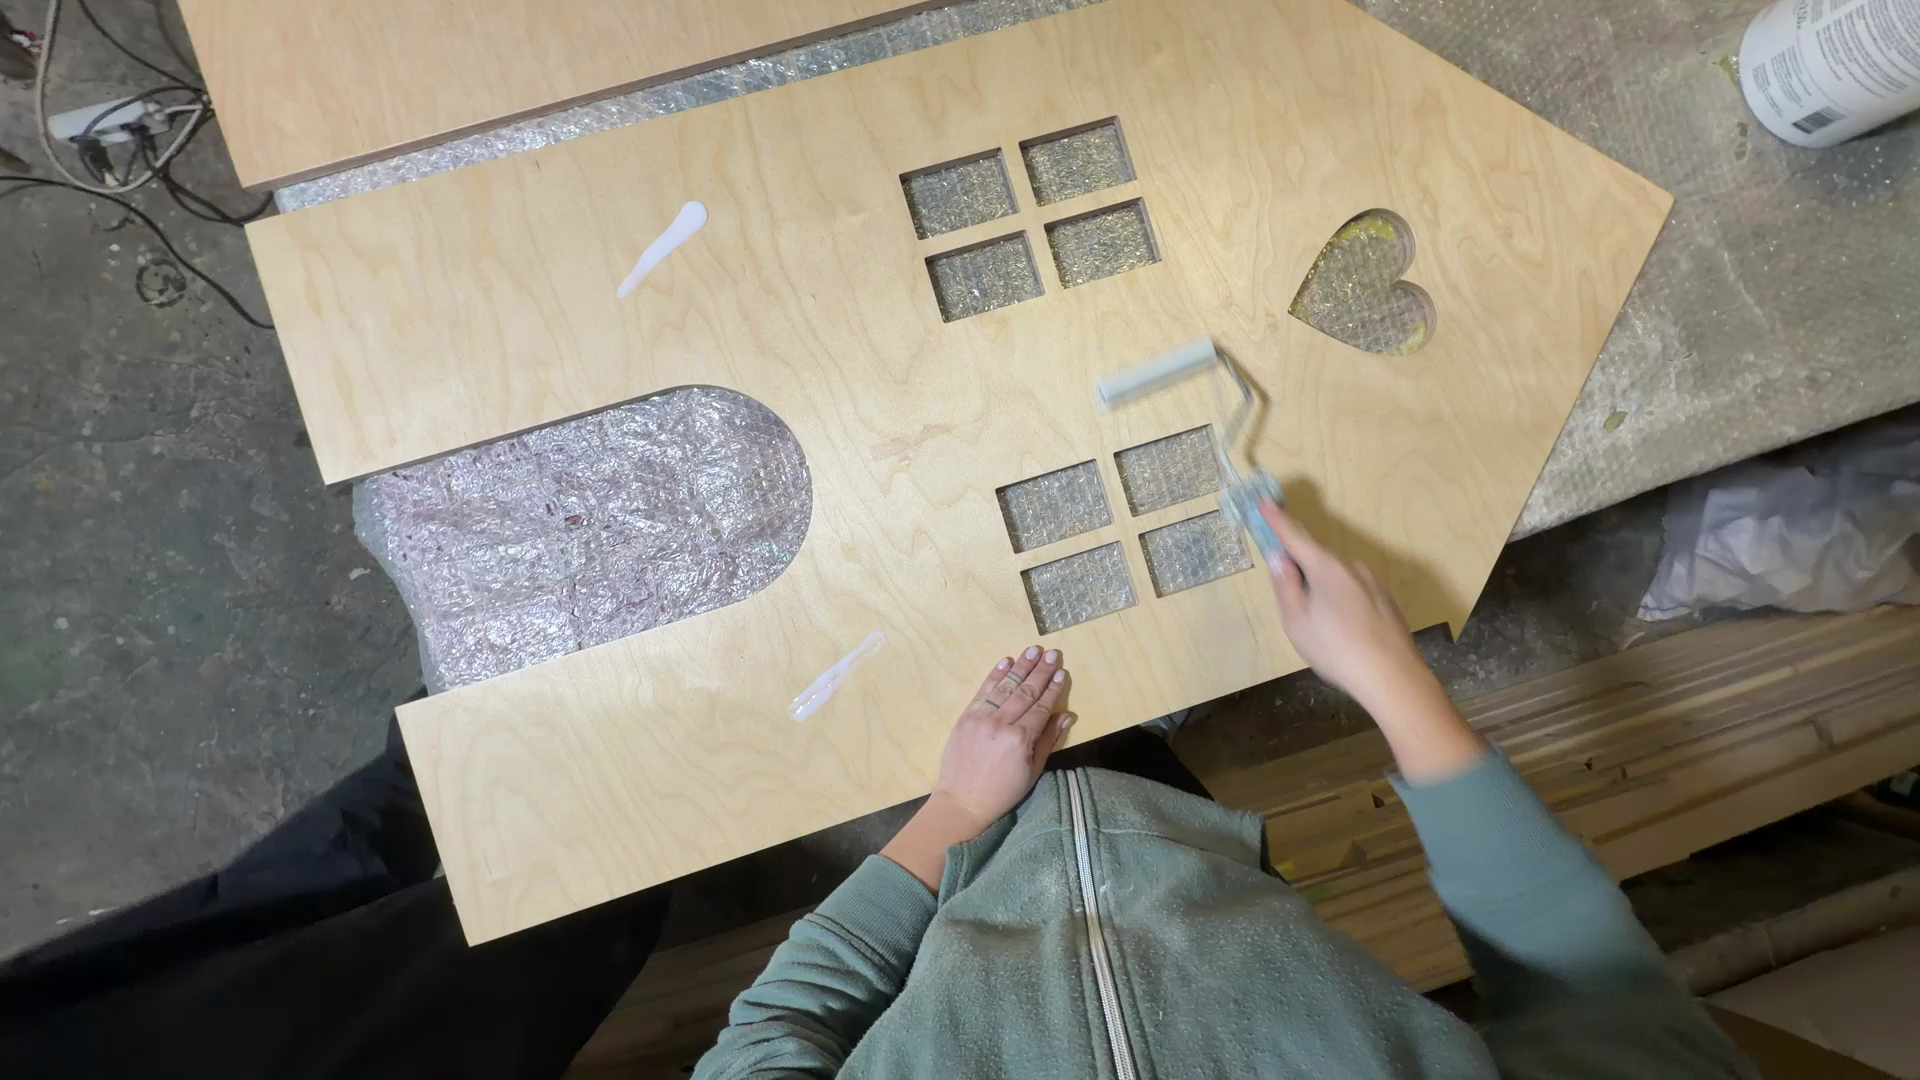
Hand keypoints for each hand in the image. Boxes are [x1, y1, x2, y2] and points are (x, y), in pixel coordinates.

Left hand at [881, 647, 1073, 889]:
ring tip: (1033, 649)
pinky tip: (1006, 661)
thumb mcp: (1033, 771)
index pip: (1041, 706)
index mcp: (1021, 739)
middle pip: (1026, 691)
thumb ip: (1049, 739)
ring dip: (1021, 666)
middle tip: (1052, 653)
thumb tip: (1067, 714)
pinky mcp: (966, 716)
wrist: (962, 801)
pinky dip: (995, 675)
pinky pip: (984, 690)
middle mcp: (1002, 723)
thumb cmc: (1003, 791)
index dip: (1053, 689)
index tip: (1062, 672)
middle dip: (1040, 671)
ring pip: (1006, 686)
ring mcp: (982, 717)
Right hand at [1259, 501, 1483, 780]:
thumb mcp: (1296, 621)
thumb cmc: (1335, 649)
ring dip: (1321, 590)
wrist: (1393, 678)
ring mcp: (1372, 583)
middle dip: (1299, 568)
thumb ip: (1286, 586)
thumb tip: (1280, 559)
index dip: (1277, 520)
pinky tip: (1342, 631)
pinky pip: (1353, 591)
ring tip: (1319, 626)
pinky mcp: (1385, 600)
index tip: (1264, 502)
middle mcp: (1351, 567)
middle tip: (1289, 597)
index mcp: (1326, 569)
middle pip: (1317, 559)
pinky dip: (1340, 602)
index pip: (1295, 537)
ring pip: (1336, 578)